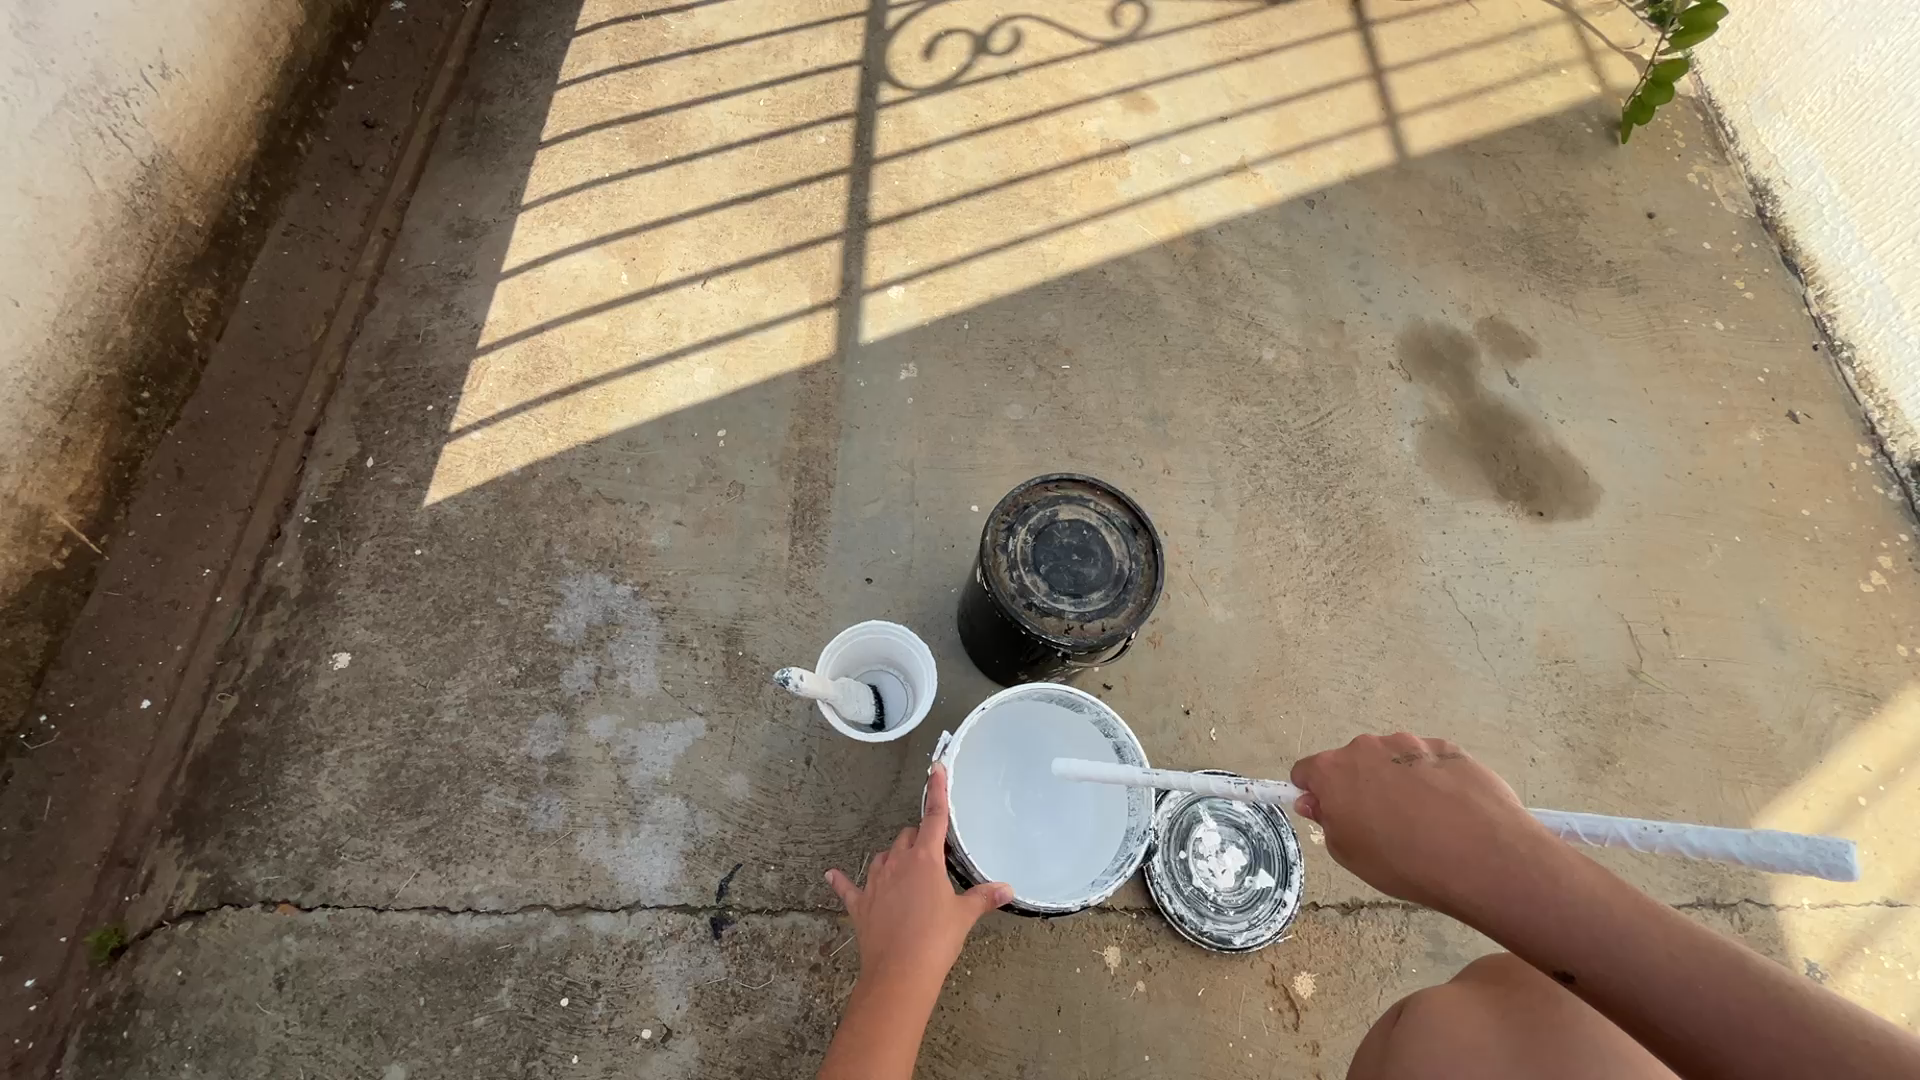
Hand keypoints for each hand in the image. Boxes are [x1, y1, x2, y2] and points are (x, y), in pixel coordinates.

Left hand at [825, 763, 1012, 994]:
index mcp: (925, 859)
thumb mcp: (964, 916)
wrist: (900, 973)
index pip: (934, 816)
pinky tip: (831, 875)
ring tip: (905, 873)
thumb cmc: (936, 940)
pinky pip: (847, 886)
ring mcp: (875, 881)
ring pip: (883, 856)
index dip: (936, 791)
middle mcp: (897, 862)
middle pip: (908, 837)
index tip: (936, 768)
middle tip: (934, 859)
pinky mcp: (859, 903)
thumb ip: (984, 898)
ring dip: (894, 858)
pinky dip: (842, 881)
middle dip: (919, 841)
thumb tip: (1007, 889)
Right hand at [1290, 734, 1559, 918]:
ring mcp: (1410, 744)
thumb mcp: (1349, 855)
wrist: (1486, 858)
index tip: (1333, 816)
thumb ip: (1326, 822)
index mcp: (1332, 770)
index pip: (1306, 771)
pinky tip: (1453, 811)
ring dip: (1397, 781)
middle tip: (1384, 825)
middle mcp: (1366, 747)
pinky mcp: (1450, 749)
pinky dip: (1433, 780)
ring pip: (1392, 760)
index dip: (1315, 794)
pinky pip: (1429, 762)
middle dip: (1359, 787)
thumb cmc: (1404, 862)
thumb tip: (1317, 802)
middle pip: (1351, 763)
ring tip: (1427, 820)